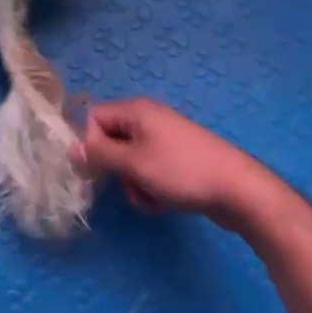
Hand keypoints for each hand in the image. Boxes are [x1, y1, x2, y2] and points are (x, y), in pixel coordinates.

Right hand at [74, 98, 275, 228]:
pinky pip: (152, 169)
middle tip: (129, 185)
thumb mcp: (133, 164)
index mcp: (136, 110)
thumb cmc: (182, 171)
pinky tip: (165, 202)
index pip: (94, 118)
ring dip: (134, 182)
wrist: (240, 191)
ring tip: (151, 197)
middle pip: (112, 140)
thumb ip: (99, 155)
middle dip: (116, 168)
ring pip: (132, 160)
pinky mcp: (181, 159)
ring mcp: (167, 139)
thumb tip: (70, 149)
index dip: (92, 144)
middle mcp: (149, 119)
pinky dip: (152, 186)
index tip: (101, 169)